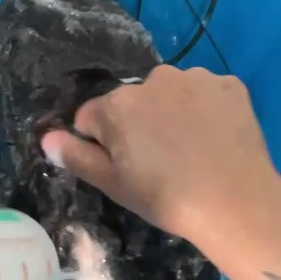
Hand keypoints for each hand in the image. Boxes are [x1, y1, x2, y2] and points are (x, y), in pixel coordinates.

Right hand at [39, 65, 280, 255]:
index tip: (121, 169)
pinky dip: (204, 112)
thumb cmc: (165, 198)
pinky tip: (213, 142)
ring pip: (170, 95)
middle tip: (157, 164)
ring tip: (188, 153)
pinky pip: (205, 94)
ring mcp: (196, 78)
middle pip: (132, 102)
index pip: (90, 118)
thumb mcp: (114, 185)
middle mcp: (154, 79)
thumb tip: (47, 138)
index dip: (100, 145)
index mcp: (118, 105)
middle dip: (137, 125)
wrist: (234, 201)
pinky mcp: (229, 84)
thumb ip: (77, 157)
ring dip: (171, 115)